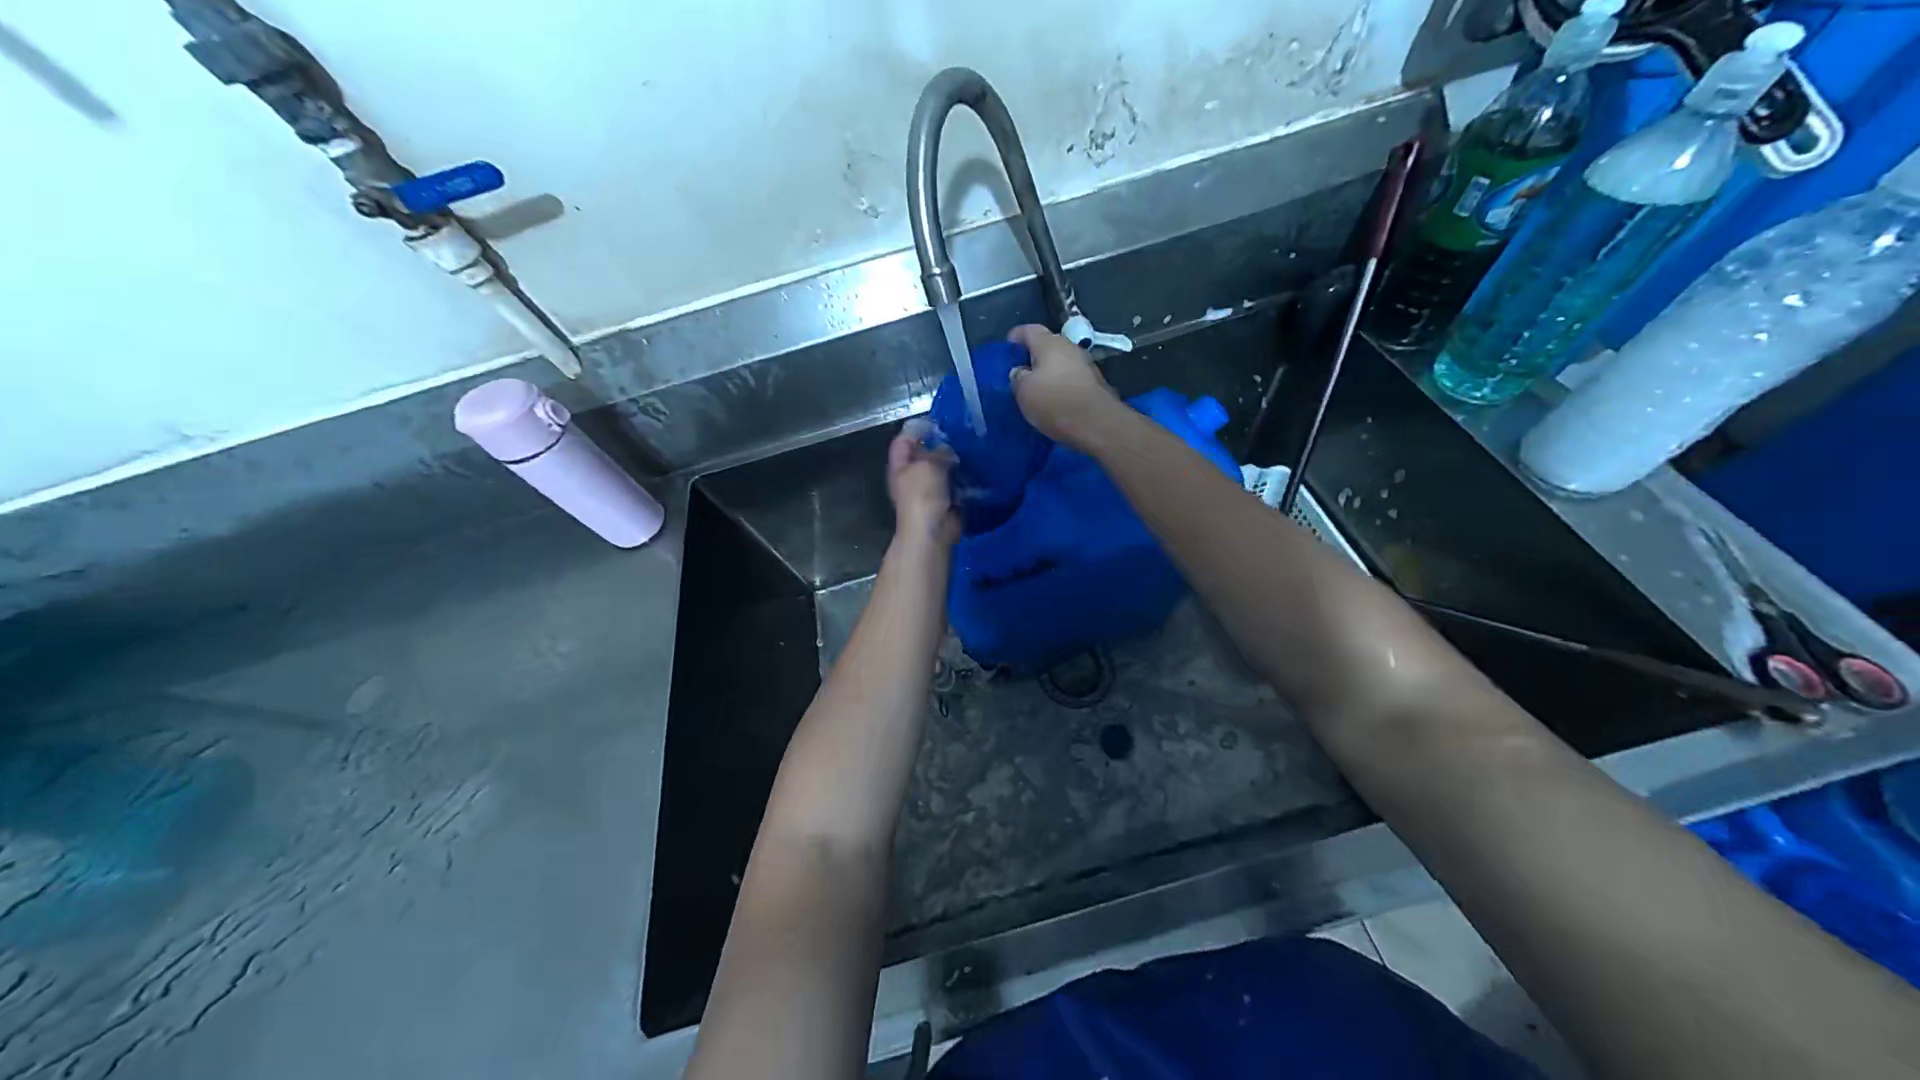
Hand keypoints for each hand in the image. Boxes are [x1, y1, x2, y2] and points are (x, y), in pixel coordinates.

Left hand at [887, 420, 959, 546]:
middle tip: (958, 436)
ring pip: (940, 468)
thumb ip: (936, 452)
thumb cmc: (923, 495)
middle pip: (923, 453)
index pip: (903, 440)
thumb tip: (946, 450)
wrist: (932, 530)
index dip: (918, 430)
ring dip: (953, 461)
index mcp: (899, 465)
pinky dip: (961, 477)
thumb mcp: (928, 465)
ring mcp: (927, 488)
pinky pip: (952, 482)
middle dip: (939, 445)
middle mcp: (911, 475)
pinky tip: (972, 469)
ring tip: (968, 450)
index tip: (937, 424)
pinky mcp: (943, 499)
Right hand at [1007, 325, 1122, 444]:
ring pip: (1060, 363)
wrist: (1097, 424)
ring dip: (1048, 372)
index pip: (1029, 330)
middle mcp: (1070, 348)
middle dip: (1033, 356)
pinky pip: (1070, 379)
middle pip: (1047, 346)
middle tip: (1019, 372)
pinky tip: (1053, 400)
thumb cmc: (1055, 402)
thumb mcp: (1024, 391)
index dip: (1016, 337)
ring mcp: (1086, 365)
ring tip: (1035, 389)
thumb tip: (1020, 371)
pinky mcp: (1094, 384)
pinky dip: (1060, 385)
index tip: (1006, 348)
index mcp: (1050, 344)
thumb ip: (1017, 377)